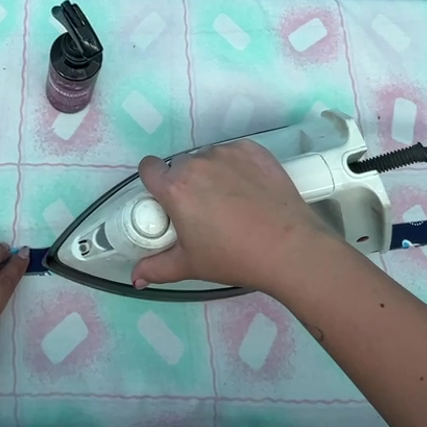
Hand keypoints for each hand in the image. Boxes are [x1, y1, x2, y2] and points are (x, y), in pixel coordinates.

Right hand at [129, 139, 340, 293]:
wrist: (290, 248)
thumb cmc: (234, 257)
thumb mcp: (191, 265)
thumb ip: (157, 267)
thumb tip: (136, 276)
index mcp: (175, 187)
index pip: (148, 167)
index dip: (154, 181)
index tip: (166, 198)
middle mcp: (196, 163)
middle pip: (180, 166)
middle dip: (186, 183)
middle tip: (203, 211)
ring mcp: (225, 152)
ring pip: (208, 158)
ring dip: (212, 174)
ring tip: (232, 202)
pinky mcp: (251, 149)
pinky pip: (234, 153)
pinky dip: (237, 167)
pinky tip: (250, 190)